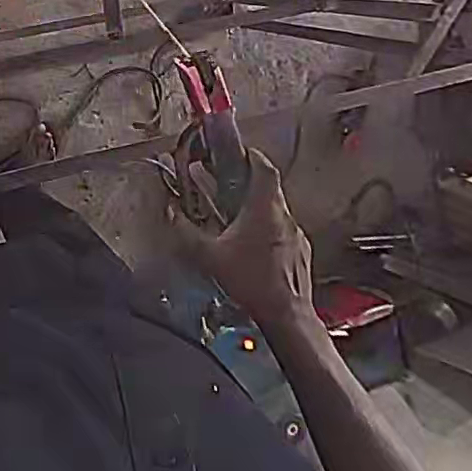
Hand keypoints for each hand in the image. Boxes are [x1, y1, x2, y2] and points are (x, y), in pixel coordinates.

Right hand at [172, 149, 312, 329]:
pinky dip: (269, 229)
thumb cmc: (251, 282)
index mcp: (263, 209)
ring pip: (276, 210)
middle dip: (250, 181)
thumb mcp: (210, 257)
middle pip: (270, 187)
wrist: (288, 317)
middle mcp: (283, 216)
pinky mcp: (301, 252)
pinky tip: (255, 246)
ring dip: (258, 207)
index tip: (241, 153)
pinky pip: (284, 230)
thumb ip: (186, 233)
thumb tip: (169, 212)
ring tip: (238, 216)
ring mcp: (296, 235)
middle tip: (231, 183)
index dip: (253, 156)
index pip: (265, 168)